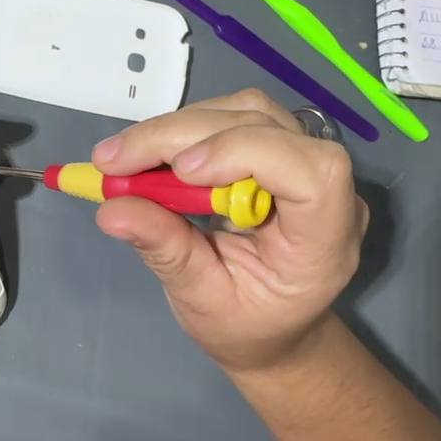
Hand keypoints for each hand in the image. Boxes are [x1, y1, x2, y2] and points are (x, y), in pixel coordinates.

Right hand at [91, 89, 367, 375]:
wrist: (273, 330)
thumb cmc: (245, 326)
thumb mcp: (200, 301)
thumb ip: (165, 251)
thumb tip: (112, 211)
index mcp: (324, 243)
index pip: (313, 172)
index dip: (247, 152)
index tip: (180, 169)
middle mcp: (328, 192)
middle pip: (265, 127)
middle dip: (181, 136)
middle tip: (112, 161)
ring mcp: (305, 163)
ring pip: (247, 110)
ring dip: (178, 127)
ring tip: (124, 157)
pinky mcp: (279, 149)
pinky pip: (235, 117)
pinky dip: (184, 128)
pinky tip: (149, 153)